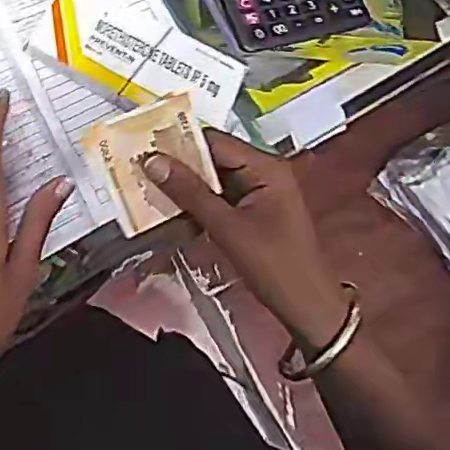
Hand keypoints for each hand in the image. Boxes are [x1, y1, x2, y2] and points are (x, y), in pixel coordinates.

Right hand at [141, 130, 353, 347]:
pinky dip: (199, 201)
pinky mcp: (254, 209)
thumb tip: (152, 161)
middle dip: (180, 164)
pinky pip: (220, 196)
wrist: (308, 308)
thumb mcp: (226, 227)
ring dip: (187, 184)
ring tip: (150, 184)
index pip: (215, 142)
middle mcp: (265, 171)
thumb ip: (189, 192)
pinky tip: (173, 208)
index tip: (145, 147)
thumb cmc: (273, 265)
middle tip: (142, 166)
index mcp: (266, 167)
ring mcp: (261, 191)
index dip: (180, 143)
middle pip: (214, 157)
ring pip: (214, 177)